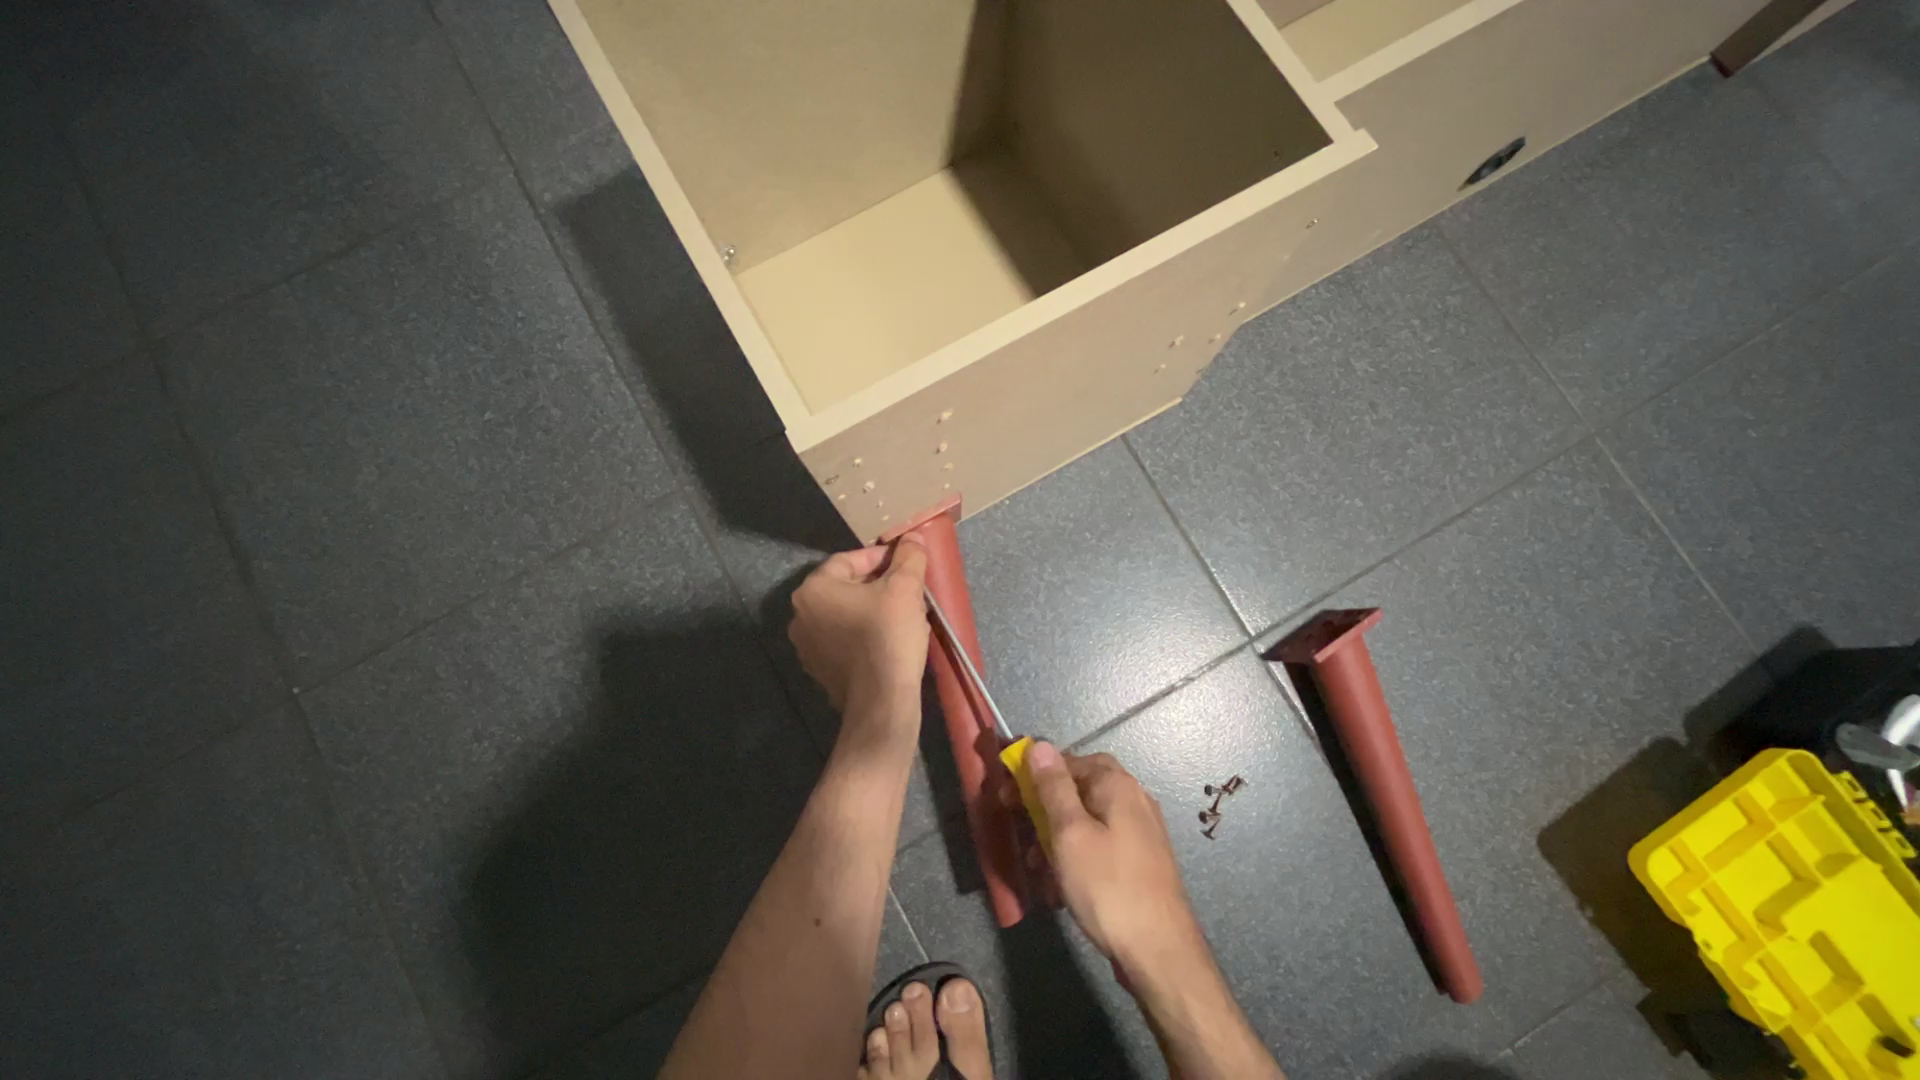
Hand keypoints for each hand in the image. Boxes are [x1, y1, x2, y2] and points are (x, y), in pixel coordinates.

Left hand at [788, 535, 929, 715]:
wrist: (881, 699)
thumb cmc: (888, 634)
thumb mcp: (905, 588)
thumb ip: (908, 557)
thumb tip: (913, 538)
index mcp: (813, 590)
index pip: (848, 560)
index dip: (881, 558)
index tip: (906, 564)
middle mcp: (800, 615)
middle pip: (844, 587)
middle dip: (876, 584)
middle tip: (907, 589)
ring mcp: (806, 646)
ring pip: (843, 615)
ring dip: (869, 609)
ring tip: (901, 614)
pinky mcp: (819, 670)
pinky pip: (842, 641)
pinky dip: (862, 634)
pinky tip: (888, 640)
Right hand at [1022, 743, 1211, 977]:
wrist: (1159, 951)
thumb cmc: (1108, 887)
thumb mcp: (1069, 833)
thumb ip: (1053, 788)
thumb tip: (1040, 745)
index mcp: (1116, 785)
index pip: (1067, 760)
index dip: (1032, 774)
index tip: (1005, 797)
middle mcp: (1134, 799)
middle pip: (1079, 787)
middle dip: (1045, 806)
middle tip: (1020, 827)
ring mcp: (1141, 831)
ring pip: (1088, 819)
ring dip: (1057, 835)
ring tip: (1035, 864)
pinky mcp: (1142, 861)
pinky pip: (1101, 844)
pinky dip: (1078, 855)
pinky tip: (1061, 883)